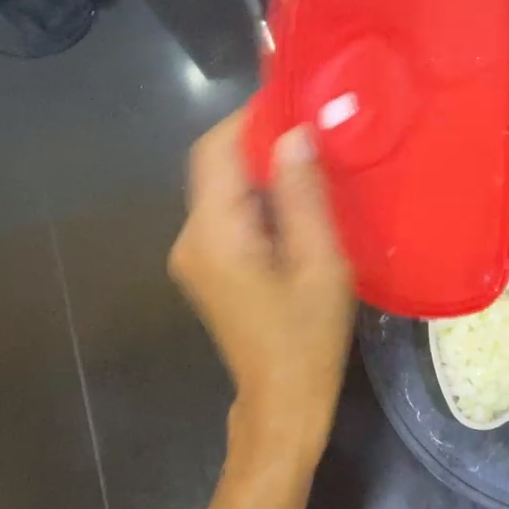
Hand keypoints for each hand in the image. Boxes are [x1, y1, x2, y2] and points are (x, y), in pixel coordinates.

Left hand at [172, 112, 354, 463]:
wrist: (281, 404)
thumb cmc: (307, 341)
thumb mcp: (319, 264)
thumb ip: (303, 195)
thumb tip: (293, 133)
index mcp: (214, 233)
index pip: (217, 148)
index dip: (254, 118)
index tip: (300, 105)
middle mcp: (189, 238)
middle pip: (214, 166)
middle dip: (259, 144)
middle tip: (315, 139)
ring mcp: (191, 256)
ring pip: (220, 190)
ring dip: (260, 174)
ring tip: (313, 173)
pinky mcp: (204, 270)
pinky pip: (225, 217)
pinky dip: (255, 204)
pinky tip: (293, 212)